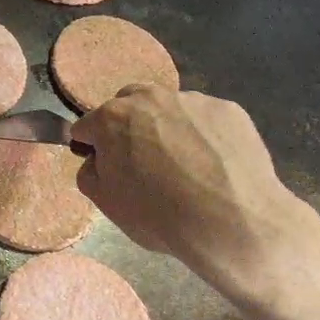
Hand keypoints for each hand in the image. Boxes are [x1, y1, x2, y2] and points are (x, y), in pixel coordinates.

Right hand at [72, 85, 319, 309]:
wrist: (232, 221)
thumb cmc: (159, 215)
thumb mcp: (106, 204)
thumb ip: (89, 172)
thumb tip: (98, 160)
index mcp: (111, 118)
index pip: (86, 126)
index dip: (92, 148)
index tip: (106, 168)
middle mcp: (149, 97)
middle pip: (127, 105)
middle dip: (128, 127)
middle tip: (143, 162)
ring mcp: (192, 99)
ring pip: (168, 108)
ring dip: (166, 127)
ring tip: (185, 164)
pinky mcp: (228, 108)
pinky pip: (204, 118)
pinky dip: (202, 134)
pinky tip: (213, 163)